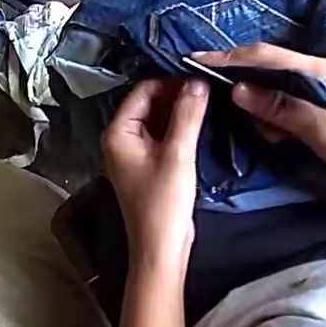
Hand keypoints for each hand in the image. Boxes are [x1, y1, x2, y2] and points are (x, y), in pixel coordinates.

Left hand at [102, 78, 209, 270]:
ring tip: (208, 102)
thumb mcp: (178, 153)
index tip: (198, 78)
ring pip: (157, 120)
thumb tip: (198, 81)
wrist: (161, 248)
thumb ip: (188, 114)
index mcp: (118, 133)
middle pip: (148, 104)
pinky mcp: (148, 166)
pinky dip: (178, 128)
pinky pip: (162, 136)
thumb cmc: (164, 202)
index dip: (170, 81)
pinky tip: (200, 123)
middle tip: (207, 89)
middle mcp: (120, 140)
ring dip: (179, 111)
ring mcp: (133, 154)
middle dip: (176, 94)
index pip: (142, 91)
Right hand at [192, 43, 325, 195]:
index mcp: (318, 68)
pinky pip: (290, 102)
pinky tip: (282, 137)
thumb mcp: (318, 128)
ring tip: (270, 135)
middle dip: (246, 88)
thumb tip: (238, 89)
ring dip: (264, 108)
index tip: (196, 60)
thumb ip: (278, 106)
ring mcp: (323, 86)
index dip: (228, 57)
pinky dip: (278, 117)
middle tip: (240, 117)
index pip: (263, 55)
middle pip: (268, 68)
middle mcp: (318, 70)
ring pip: (277, 88)